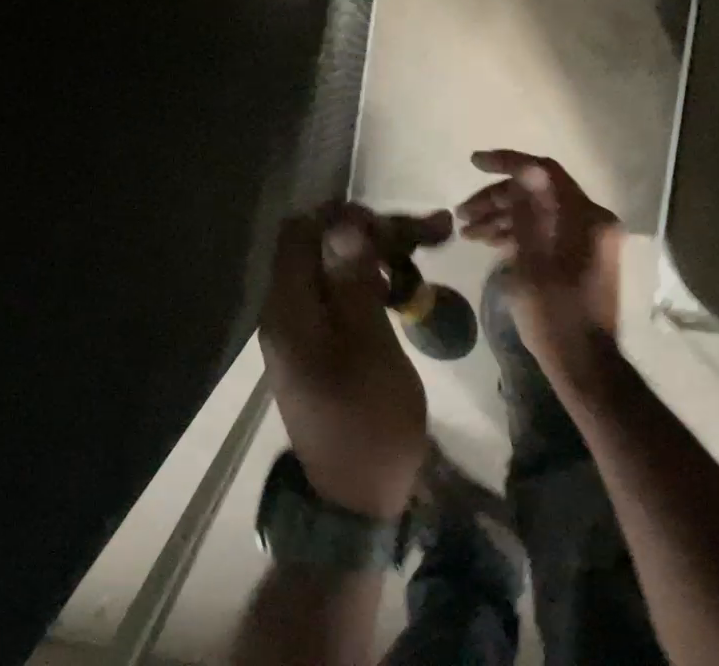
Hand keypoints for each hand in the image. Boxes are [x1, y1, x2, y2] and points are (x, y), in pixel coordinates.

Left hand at [258, 204, 431, 520]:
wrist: (356, 499)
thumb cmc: (369, 423)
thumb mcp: (370, 347)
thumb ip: (352, 283)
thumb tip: (342, 224)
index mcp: (289, 310)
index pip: (301, 232)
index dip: (346, 218)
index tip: (396, 228)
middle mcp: (285, 313)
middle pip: (320, 247)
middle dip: (373, 235)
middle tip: (433, 233)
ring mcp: (300, 332)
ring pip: (334, 270)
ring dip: (378, 258)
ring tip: (427, 257)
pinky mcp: (317, 349)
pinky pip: (338, 299)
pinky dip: (370, 287)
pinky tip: (405, 292)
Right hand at [455, 150, 623, 370]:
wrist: (583, 365)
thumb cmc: (555, 317)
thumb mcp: (530, 264)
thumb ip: (524, 215)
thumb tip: (518, 179)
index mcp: (585, 218)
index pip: (543, 172)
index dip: (507, 162)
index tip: (473, 163)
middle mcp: (592, 221)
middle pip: (539, 192)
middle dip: (497, 198)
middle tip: (462, 214)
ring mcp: (588, 239)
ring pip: (540, 212)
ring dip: (503, 216)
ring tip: (466, 231)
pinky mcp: (580, 257)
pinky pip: (548, 231)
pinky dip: (519, 232)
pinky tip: (488, 242)